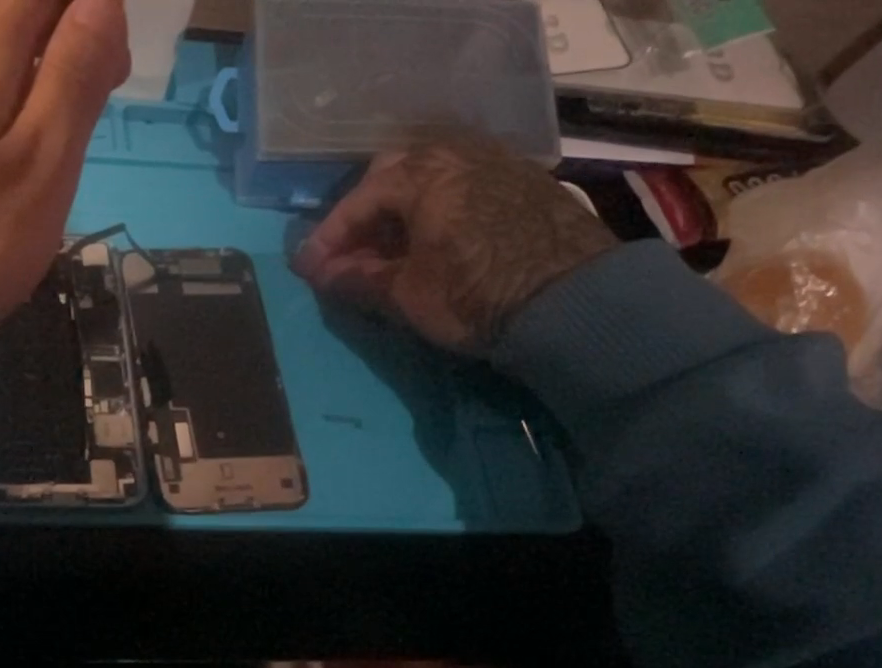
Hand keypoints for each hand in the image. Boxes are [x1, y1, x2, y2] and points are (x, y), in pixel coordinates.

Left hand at [0, 0, 129, 343]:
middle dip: (68, 29)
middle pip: (16, 8)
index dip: (87, 8)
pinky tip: (16, 144)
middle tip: (106, 82)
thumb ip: (74, 74)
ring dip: (38, 64)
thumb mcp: (43, 161)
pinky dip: (5, 96)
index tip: (116, 51)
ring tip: (70, 117)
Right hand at [291, 138, 618, 351]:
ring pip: (432, 172)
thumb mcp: (405, 294)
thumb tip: (321, 273)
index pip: (358, 200)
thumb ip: (357, 277)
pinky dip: (436, 205)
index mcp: (423, 173)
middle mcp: (459, 152)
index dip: (327, 238)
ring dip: (401, 207)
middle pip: (394, 170)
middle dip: (364, 210)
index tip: (307, 268)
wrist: (574, 302)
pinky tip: (432, 239)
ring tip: (389, 248)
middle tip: (349, 251)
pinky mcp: (524, 181)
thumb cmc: (474, 295)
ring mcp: (497, 161)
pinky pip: (463, 181)